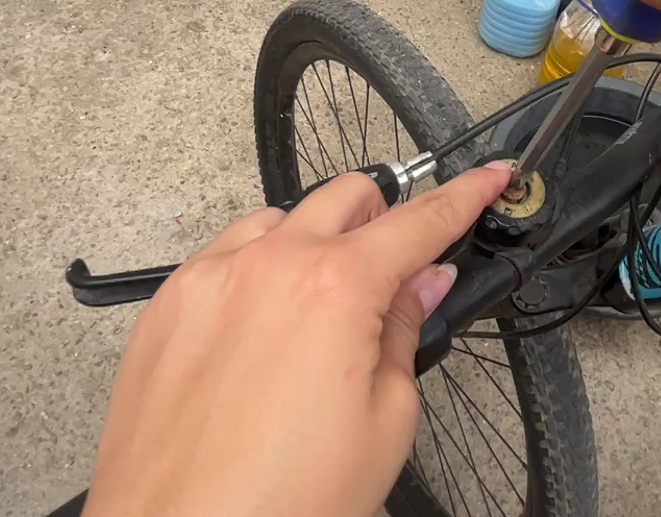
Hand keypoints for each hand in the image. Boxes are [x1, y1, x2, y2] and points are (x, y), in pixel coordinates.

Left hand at [81, 163, 512, 516]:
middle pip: (350, 194)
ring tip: (317, 310)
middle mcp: (273, 262)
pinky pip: (229, 249)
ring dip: (317, 241)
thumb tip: (423, 282)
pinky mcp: (170, 302)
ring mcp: (214, 275)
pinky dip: (261, 266)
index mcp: (337, 286)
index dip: (467, 193)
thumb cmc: (280, 505)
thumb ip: (405, 331)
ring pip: (286, 215)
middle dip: (384, 218)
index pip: (422, 220)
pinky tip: (263, 326)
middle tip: (391, 271)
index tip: (490, 175)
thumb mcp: (385, 421)